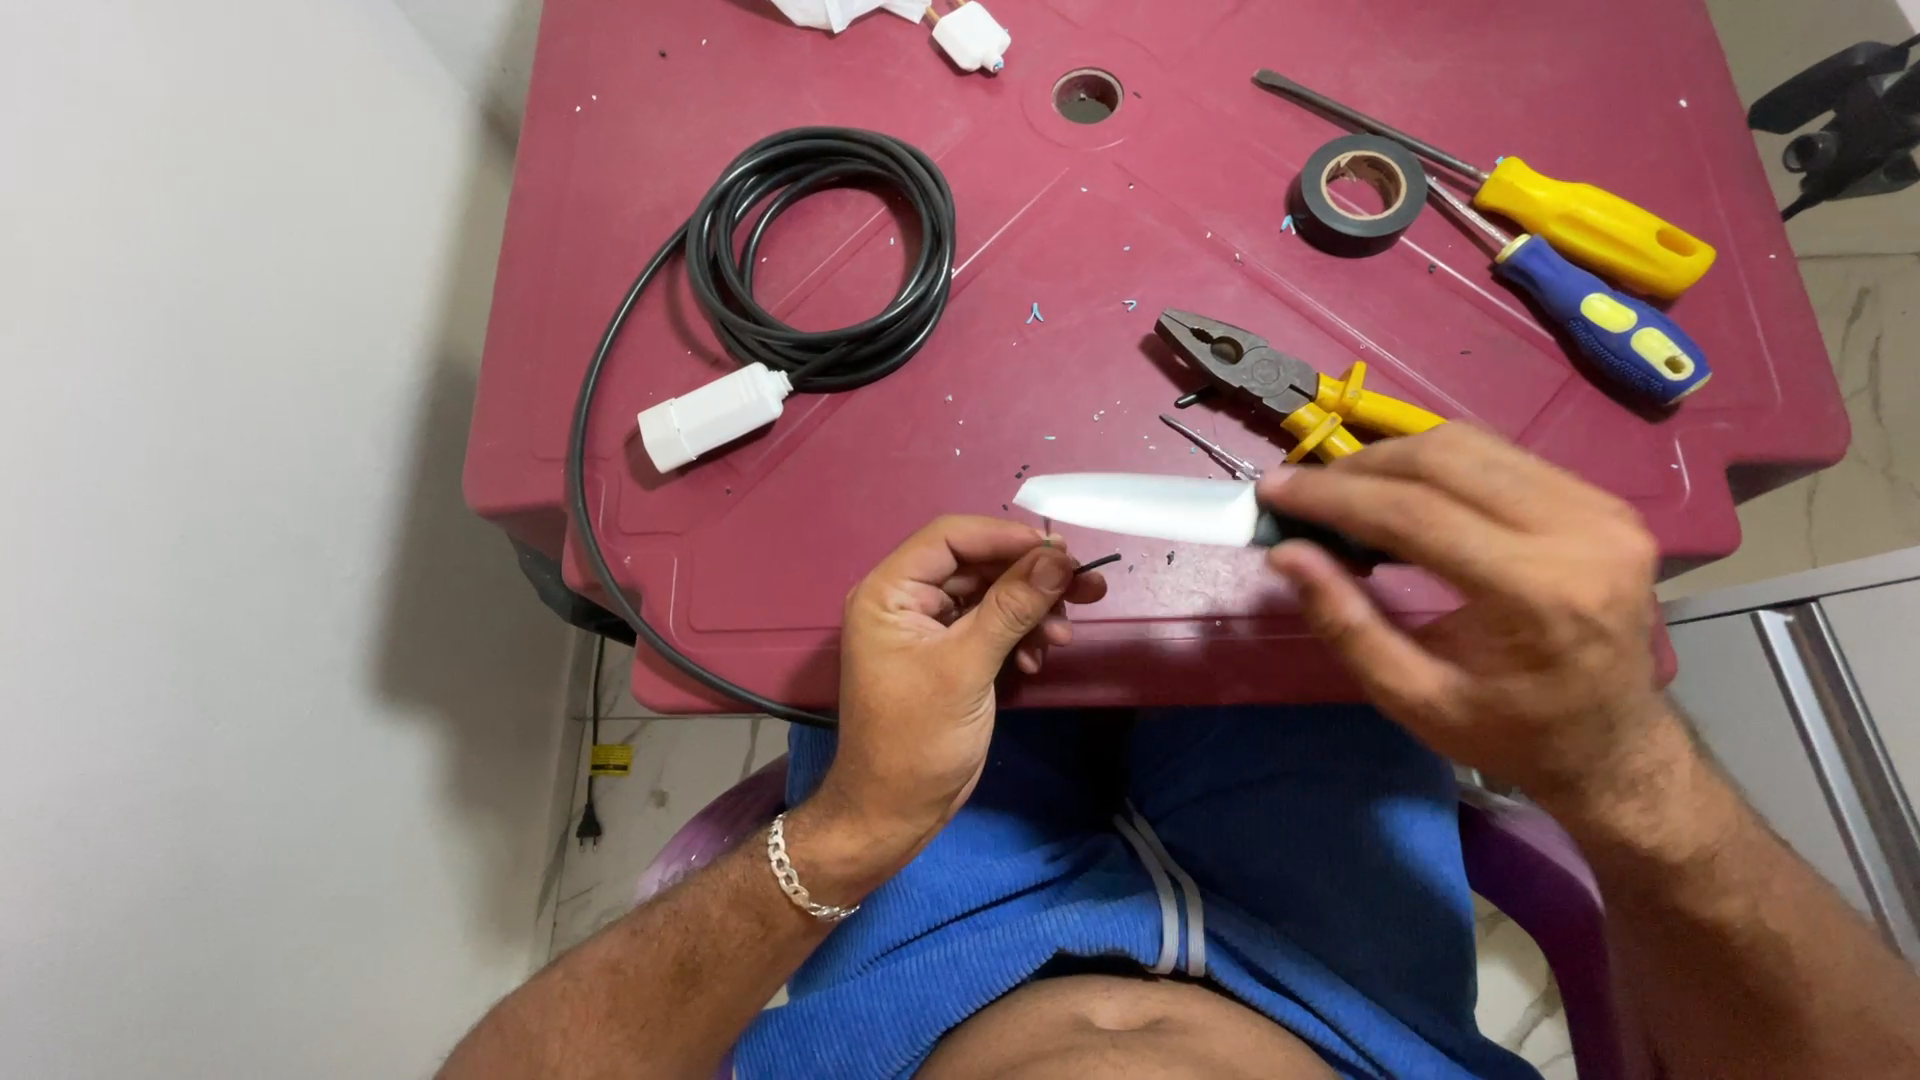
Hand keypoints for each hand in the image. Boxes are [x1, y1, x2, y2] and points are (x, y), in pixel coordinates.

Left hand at [816, 516, 1107, 872]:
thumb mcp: (967, 667)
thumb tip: (1057, 557)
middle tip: (1085, 584)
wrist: (897, 811)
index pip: (949, 538)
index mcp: (889, 592)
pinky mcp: (950, 653)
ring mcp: (928, 628)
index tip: (1058, 550)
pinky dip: (1020, 635)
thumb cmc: (918, 739)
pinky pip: (991, 625)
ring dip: (1032, 609)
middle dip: (1030, 576)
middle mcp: (905, 600)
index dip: (1004, 537)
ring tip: (1065, 633)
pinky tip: (1038, 658)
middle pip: (977, 565)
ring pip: (990, 595)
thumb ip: (1012, 607)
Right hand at [1259, 424, 1679, 811]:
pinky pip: (1496, 456)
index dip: (1334, 497)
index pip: (1416, 514)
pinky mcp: (1602, 501)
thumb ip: (1344, 622)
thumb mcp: (1409, 696)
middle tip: (1301, 492)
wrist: (1612, 744)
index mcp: (1538, 594)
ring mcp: (1602, 510)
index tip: (1273, 490)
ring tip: (1341, 494)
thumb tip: (1285, 552)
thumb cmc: (1505, 732)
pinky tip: (1396, 496)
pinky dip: (1430, 466)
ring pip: (1468, 444)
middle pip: (1444, 460)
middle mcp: (1581, 535)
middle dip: (1356, 468)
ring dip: (1389, 459)